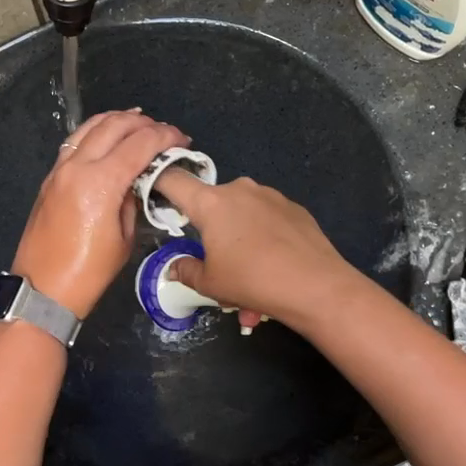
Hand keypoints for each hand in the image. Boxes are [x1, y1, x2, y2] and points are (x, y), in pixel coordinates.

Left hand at [11, 110, 191, 318]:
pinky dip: (95, 133)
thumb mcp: (124, 238)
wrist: (44, 290)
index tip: (182, 139)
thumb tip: (135, 181)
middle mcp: (77, 166)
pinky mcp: (49, 178)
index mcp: (100, 182)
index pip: (139, 144)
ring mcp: (59, 170)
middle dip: (143, 123)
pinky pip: (75, 142)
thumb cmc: (90, 272)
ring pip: (89, 127)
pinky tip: (108, 138)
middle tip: (163, 131)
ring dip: (116, 120)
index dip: (166, 136)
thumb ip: (132, 201)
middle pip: (114, 125)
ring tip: (137, 123)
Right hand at [150, 171, 367, 331]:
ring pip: (242, 216)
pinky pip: (267, 222)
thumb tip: (175, 267)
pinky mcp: (294, 208)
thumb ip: (186, 271)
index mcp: (210, 204)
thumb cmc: (252, 281)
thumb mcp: (210, 284)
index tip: (150, 189)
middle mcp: (239, 190)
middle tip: (215, 264)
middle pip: (211, 204)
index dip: (156, 182)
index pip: (172, 180)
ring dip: (239, 242)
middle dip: (209, 232)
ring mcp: (270, 196)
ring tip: (250, 281)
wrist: (315, 285)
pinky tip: (273, 267)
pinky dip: (263, 241)